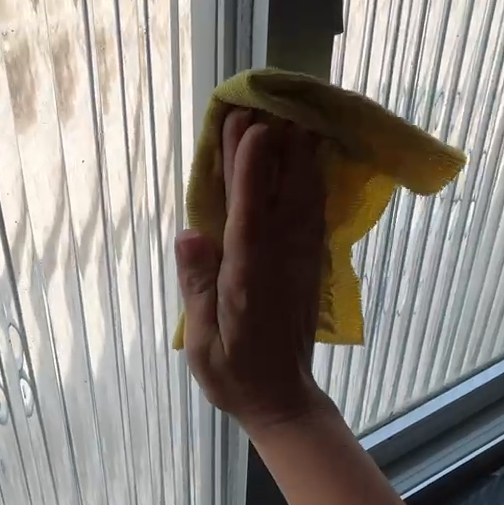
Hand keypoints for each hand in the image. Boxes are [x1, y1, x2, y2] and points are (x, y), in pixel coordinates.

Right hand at [176, 108, 333, 432]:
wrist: (283, 399)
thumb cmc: (233, 373)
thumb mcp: (202, 341)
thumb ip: (198, 285)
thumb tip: (190, 232)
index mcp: (247, 279)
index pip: (249, 216)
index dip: (249, 170)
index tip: (250, 128)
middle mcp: (279, 262)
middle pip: (276, 196)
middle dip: (269, 149)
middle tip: (260, 105)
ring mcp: (300, 262)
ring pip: (302, 199)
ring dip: (297, 157)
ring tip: (292, 116)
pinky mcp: (310, 265)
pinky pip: (313, 214)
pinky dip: (313, 181)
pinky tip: (313, 159)